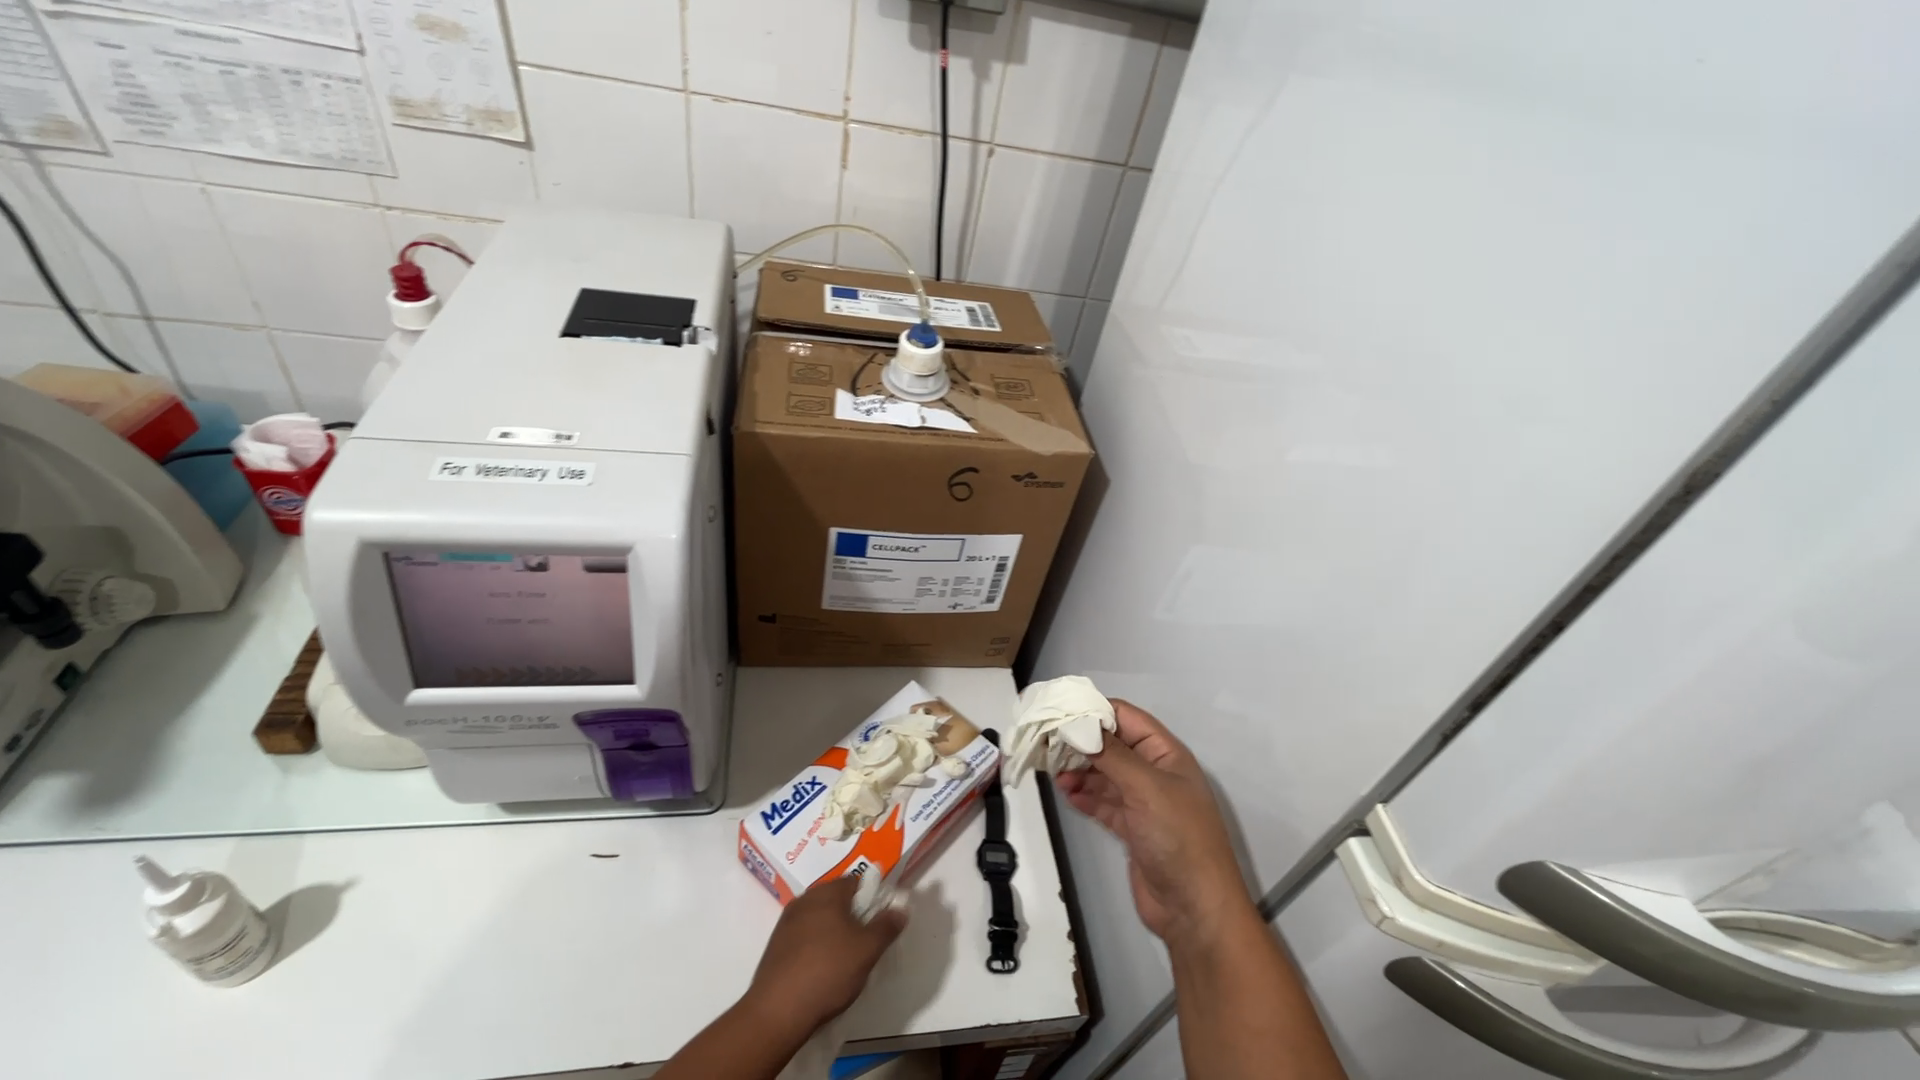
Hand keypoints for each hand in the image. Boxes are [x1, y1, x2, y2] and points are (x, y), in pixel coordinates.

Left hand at [740, 876, 908, 1036]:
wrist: (778, 1011)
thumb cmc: (828, 971)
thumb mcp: (867, 950)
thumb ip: (886, 926)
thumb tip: (900, 908)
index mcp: (826, 893)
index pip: (855, 882)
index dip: (871, 897)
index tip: (880, 920)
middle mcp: (803, 901)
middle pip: (835, 900)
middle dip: (852, 916)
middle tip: (865, 942)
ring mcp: (785, 924)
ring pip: (818, 919)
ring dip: (833, 932)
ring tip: (845, 960)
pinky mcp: (775, 947)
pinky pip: (803, 937)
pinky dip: (815, 946)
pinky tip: (821, 970)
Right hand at [1054, 701, 1249, 945]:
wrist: (1195, 908)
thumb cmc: (1178, 838)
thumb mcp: (1146, 788)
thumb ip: (1111, 754)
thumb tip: (1078, 724)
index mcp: (1166, 754)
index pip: (1126, 718)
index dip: (1093, 711)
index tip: (1057, 712)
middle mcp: (1155, 773)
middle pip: (1112, 745)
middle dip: (1081, 742)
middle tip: (1045, 743)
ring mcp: (1143, 803)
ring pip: (1104, 775)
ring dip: (1079, 771)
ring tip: (1052, 772)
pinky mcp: (1132, 829)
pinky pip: (1103, 803)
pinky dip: (1084, 796)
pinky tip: (1066, 794)